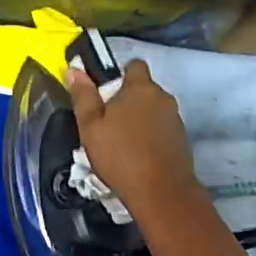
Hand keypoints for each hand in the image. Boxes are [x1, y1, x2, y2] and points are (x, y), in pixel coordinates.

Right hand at [70, 59, 198, 214]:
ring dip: (139, 121)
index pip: (135, 65)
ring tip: (121, 145)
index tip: (106, 93)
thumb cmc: (119, 155)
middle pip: (143, 90)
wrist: (160, 190)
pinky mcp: (181, 139)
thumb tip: (75, 70)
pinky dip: (149, 137)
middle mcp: (162, 97)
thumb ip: (84, 98)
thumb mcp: (91, 128)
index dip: (121, 74)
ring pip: (152, 111)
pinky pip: (161, 129)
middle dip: (127, 101)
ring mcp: (175, 118)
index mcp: (140, 88)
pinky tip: (137, 156)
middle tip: (107, 125)